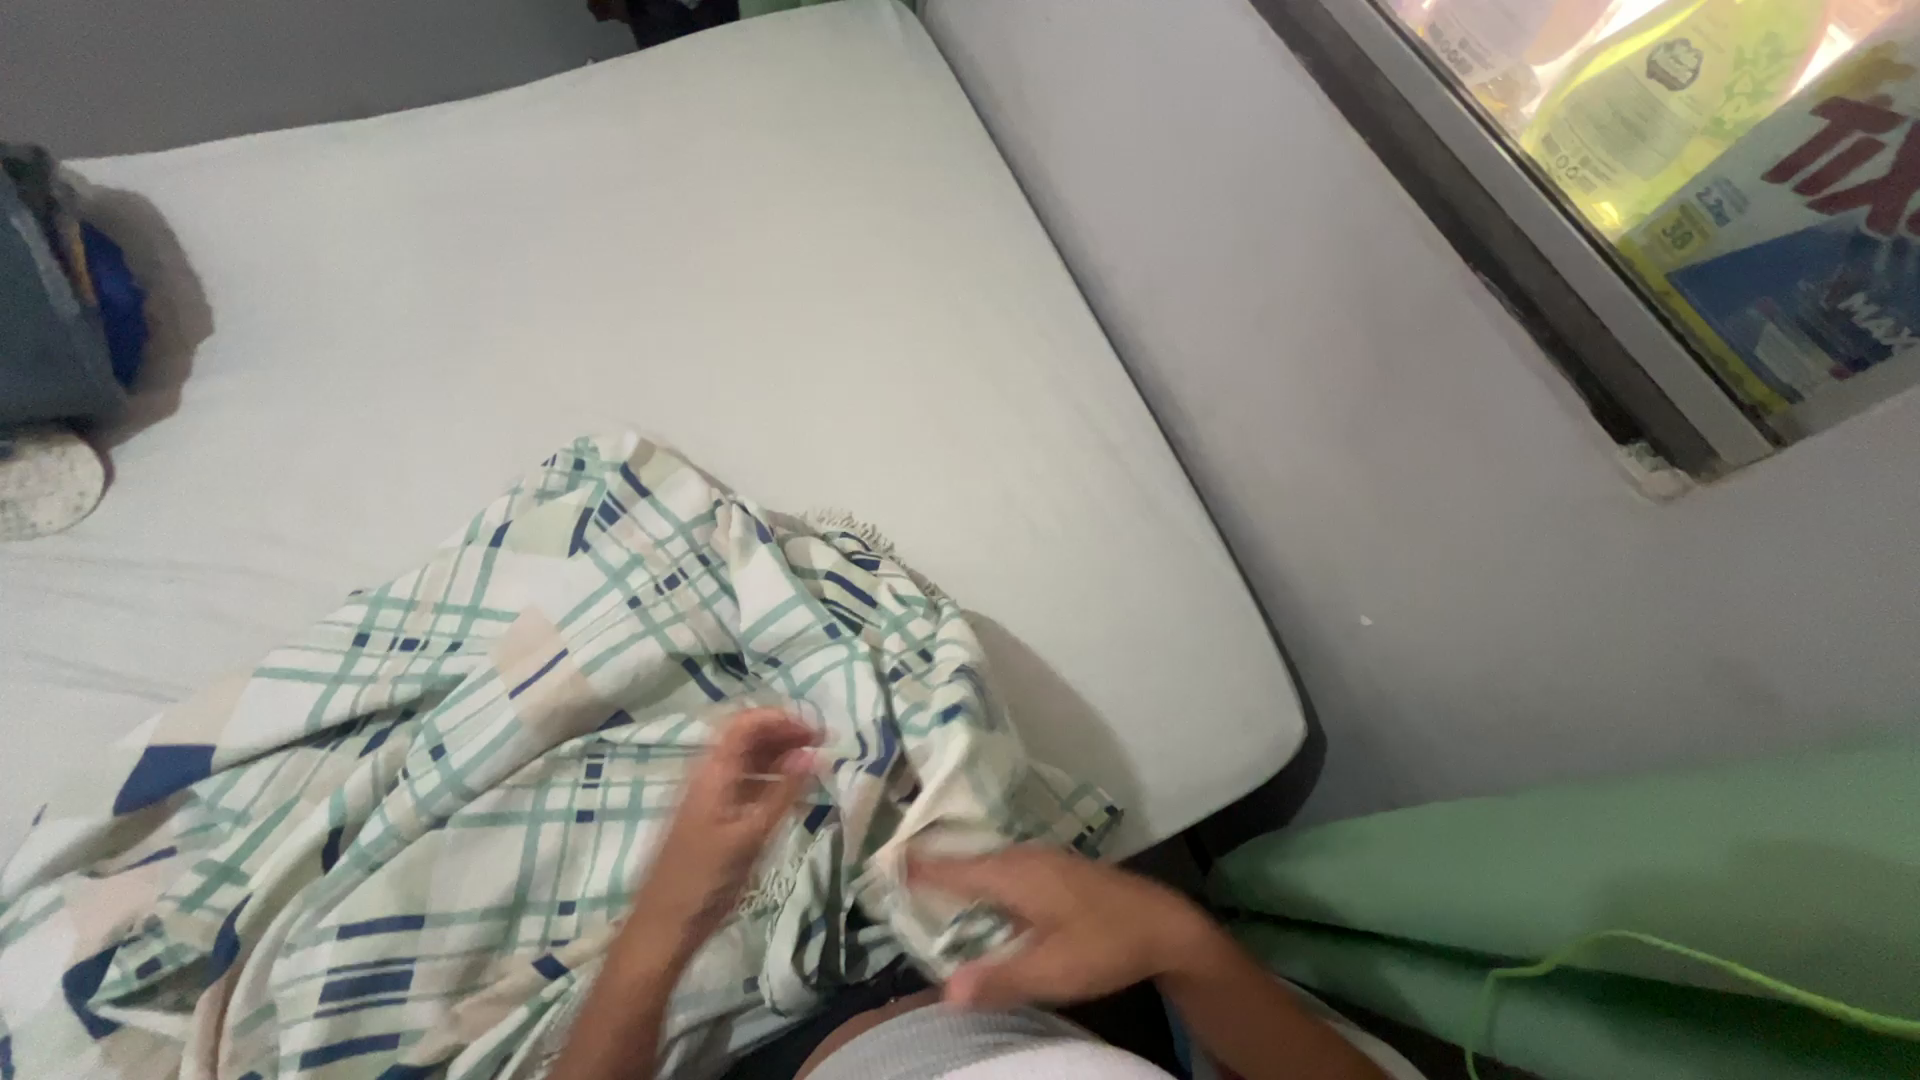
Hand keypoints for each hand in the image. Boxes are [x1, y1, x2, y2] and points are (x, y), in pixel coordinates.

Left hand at [621, 708, 817, 958]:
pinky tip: (794, 794)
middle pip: (749, 737)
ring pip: (749, 760)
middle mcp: (710, 774)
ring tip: (814, 768)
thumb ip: (784, 792)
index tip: (818, 731)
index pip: (747, 722)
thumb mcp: (751, 835)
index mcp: (713, 771)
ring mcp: (711, 795)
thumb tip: (813, 754)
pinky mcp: (714, 817)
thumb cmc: (706, 879)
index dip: (783, 718)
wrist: (663, 927)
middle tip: (822, 747)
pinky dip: (772, 780)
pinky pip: (747, 784)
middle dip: (786, 734)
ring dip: (781, 756)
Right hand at [907, 845, 1219, 1009]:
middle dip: (932, 865)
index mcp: (1015, 875)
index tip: (883, 861)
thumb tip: (944, 991)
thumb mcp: (1054, 972)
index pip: (954, 868)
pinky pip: (1005, 865)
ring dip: (958, 870)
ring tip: (927, 880)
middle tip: (896, 873)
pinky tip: (981, 894)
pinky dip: (982, 875)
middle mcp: (1024, 858)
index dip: (919, 866)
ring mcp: (1043, 859)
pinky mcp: (1056, 869)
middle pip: (967, 860)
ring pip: (988, 861)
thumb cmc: (1105, 944)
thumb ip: (999, 979)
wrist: (1165, 923)